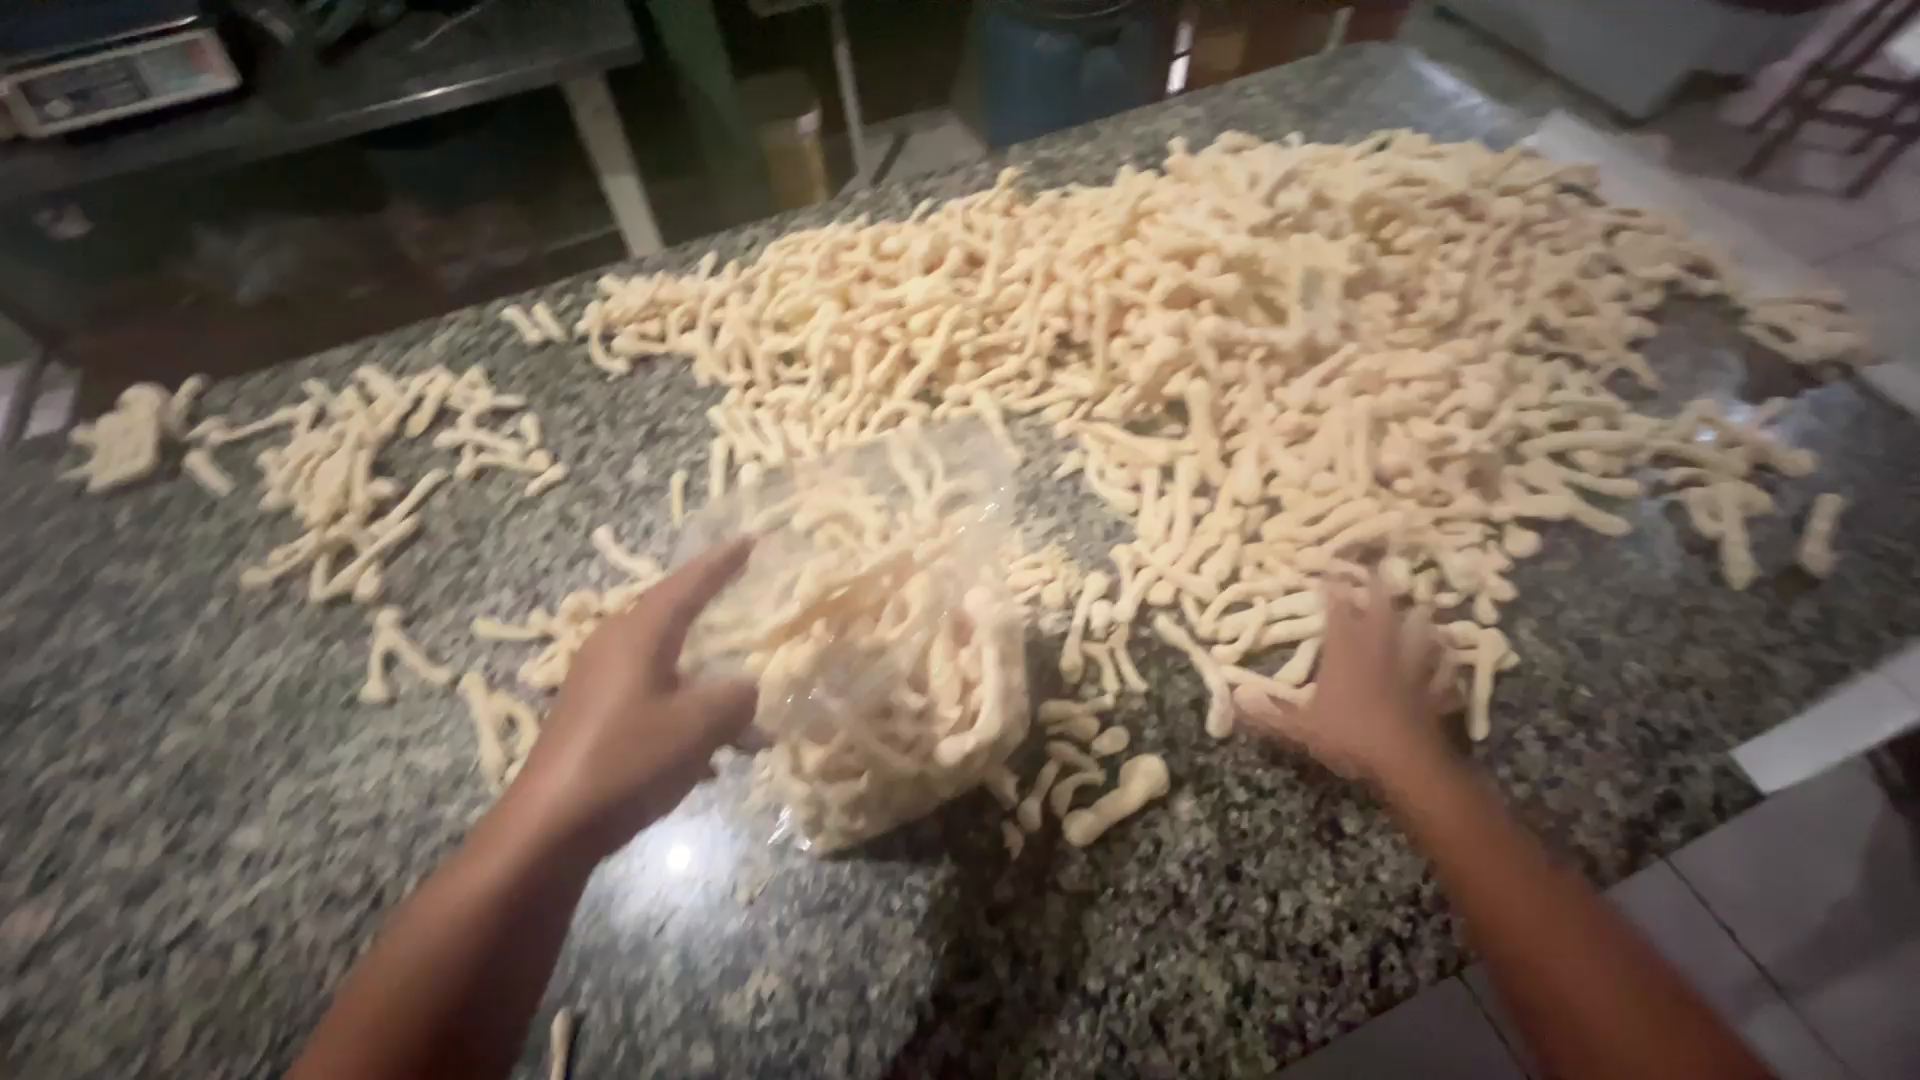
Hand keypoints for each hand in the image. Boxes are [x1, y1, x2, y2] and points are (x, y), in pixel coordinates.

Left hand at [505, 538, 757, 856]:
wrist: (551, 827)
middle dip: (717, 618)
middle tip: (749, 600)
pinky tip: (715, 760)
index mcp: (638, 635)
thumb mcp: (700, 724)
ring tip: (750, 719)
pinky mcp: (598, 719)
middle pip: (677, 620)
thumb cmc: (628, 759)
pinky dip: (689, 718)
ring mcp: (602, 685)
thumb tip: (747, 688)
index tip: (749, 539)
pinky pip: (657, 702)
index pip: (687, 584)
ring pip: (672, 670)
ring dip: (712, 690)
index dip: (721, 563)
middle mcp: (616, 649)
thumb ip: (738, 696)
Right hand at [1240, 579, 1457, 786]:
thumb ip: (1270, 712)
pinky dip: (1445, 664)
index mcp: (1346, 658)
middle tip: (1378, 572)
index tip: (1328, 577)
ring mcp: (1411, 673)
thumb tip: (1236, 696)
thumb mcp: (1301, 728)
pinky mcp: (1433, 695)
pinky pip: (1443, 673)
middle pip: (1382, 615)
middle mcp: (1379, 656)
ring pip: (1419, 637)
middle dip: (1378, 592)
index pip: (1338, 616)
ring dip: (1419, 621)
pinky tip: (1447, 660)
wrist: (1407, 762)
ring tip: (1421, 606)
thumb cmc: (1351, 738)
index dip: (1333, 594)